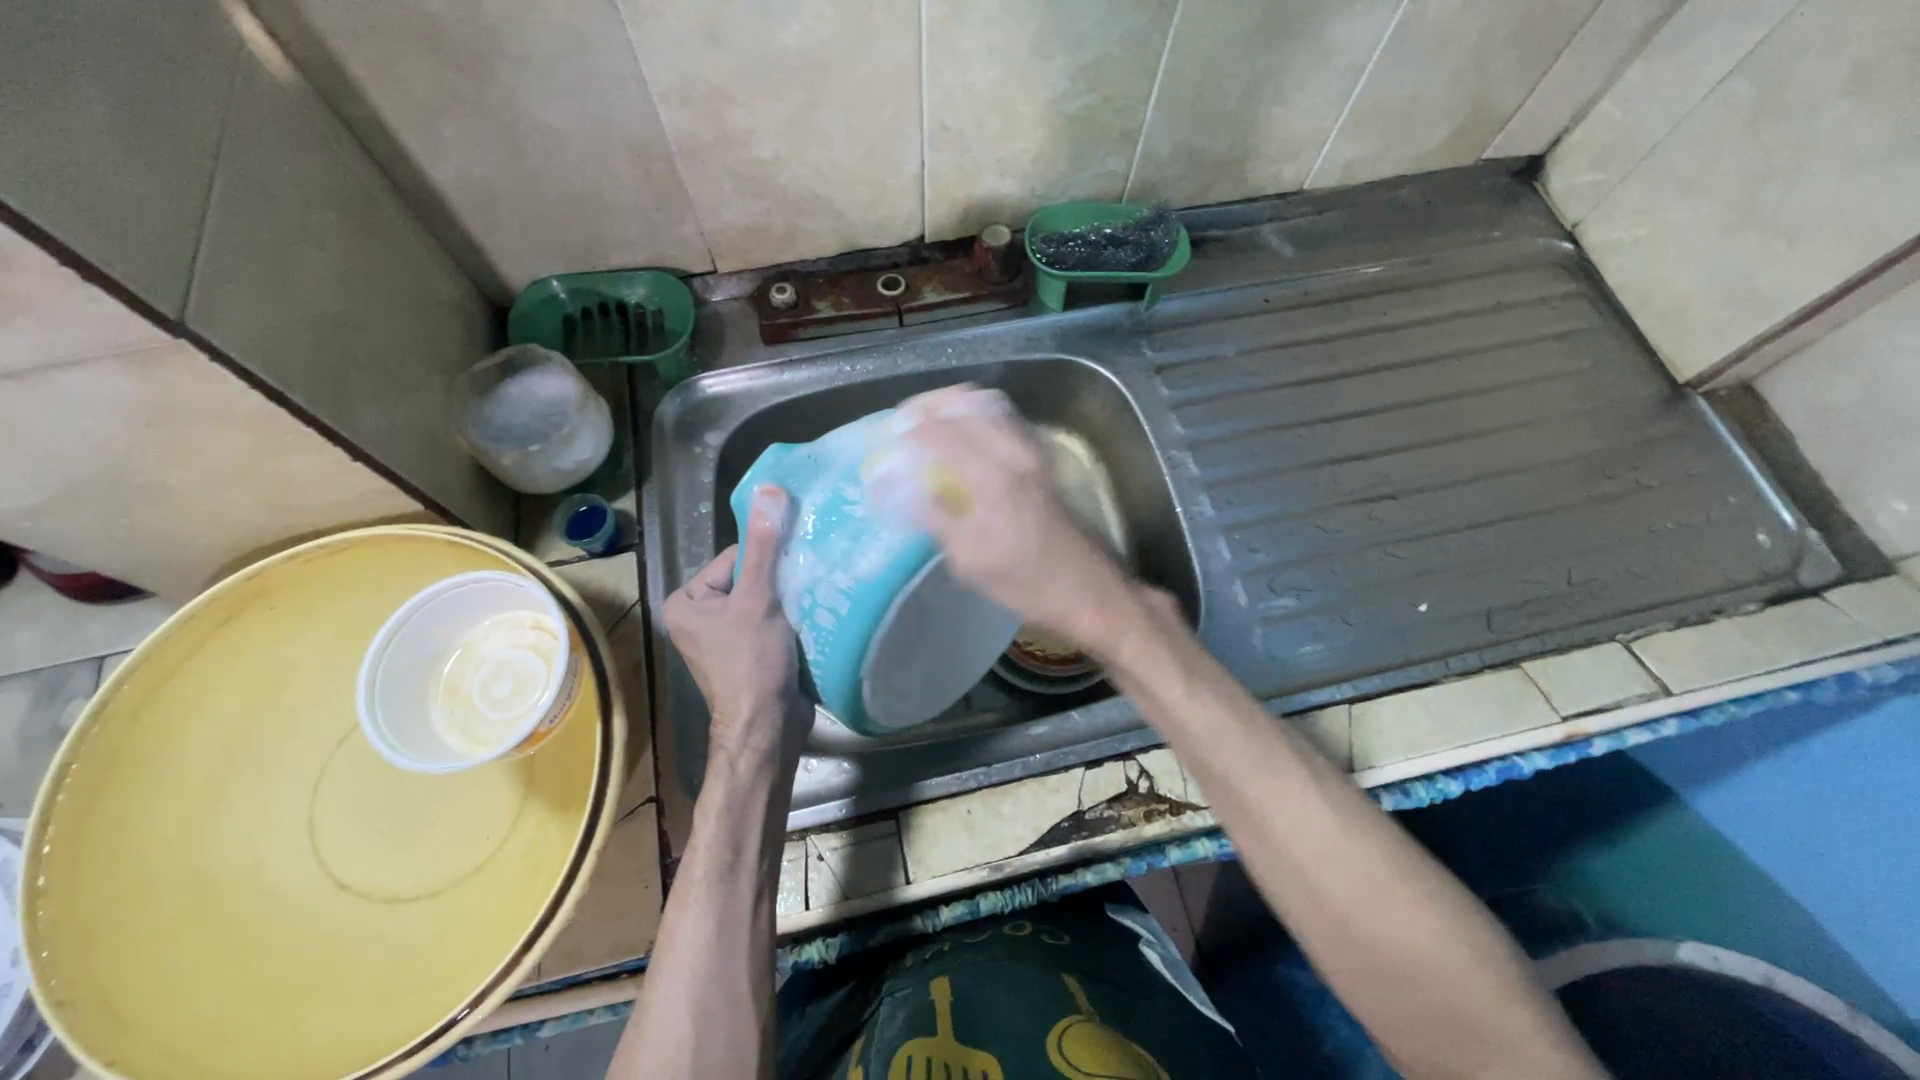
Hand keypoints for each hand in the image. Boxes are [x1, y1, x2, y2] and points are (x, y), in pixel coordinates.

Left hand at [662, 484, 808, 770]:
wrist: (768, 727)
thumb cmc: (752, 662)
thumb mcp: (758, 598)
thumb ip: (764, 546)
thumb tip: (770, 490)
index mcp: (686, 601)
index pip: (734, 558)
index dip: (766, 564)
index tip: (790, 577)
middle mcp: (698, 617)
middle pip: (750, 578)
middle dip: (779, 583)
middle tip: (804, 589)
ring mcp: (723, 639)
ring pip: (765, 601)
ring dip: (789, 602)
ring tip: (810, 604)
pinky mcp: (748, 655)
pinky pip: (771, 623)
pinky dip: (790, 621)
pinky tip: (810, 622)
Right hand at [896, 386, 1136, 651]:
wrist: (1088, 590)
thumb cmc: (1025, 584)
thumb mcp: (968, 559)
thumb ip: (931, 515)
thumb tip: (891, 485)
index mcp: (991, 476)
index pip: (937, 432)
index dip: (905, 431)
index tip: (885, 443)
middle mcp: (1013, 452)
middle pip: (965, 401)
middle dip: (928, 406)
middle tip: (904, 425)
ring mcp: (1032, 453)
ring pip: (988, 405)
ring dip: (955, 408)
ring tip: (930, 428)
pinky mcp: (1043, 461)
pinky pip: (1005, 421)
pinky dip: (978, 419)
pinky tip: (965, 444)